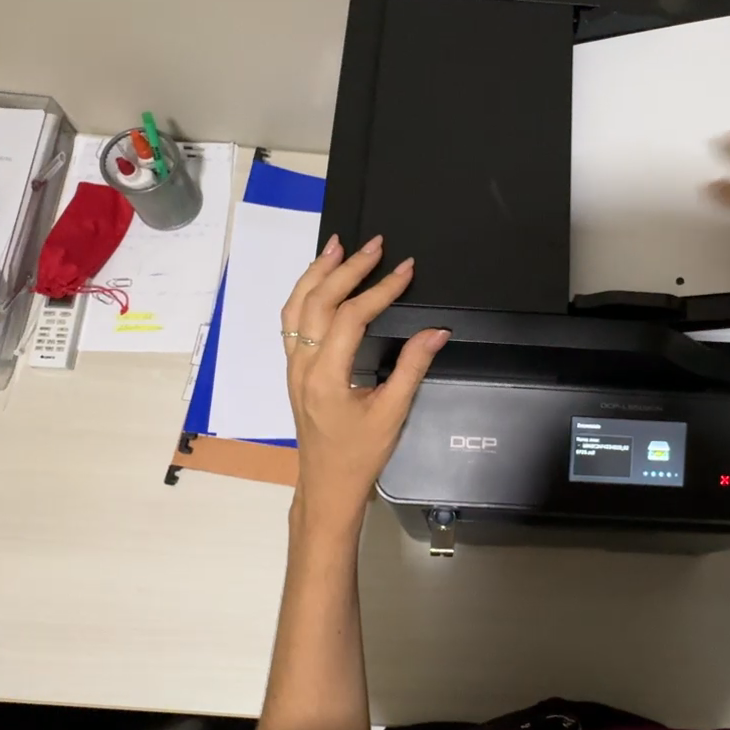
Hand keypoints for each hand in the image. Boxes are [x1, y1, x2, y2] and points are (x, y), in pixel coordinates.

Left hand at [280, 234, 449, 523]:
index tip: (405, 269)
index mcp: (327, 376)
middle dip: (347, 268)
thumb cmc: (360, 455)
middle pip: (318, 301)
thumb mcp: (393, 413)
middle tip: (374, 244)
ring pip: (296, 306)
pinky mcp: (294, 369)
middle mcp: (303, 365)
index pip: (351, 317)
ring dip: (317, 272)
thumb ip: (413, 368)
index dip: (380, 289)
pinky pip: (292, 320)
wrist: (327, 484)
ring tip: (338, 246)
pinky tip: (321, 280)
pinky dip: (305, 292)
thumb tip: (437, 332)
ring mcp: (293, 365)